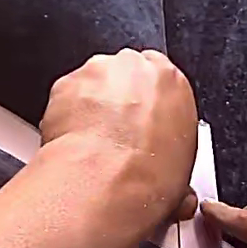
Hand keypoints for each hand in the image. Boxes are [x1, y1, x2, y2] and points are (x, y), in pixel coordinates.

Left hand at [39, 49, 197, 228]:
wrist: (108, 181)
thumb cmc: (147, 171)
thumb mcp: (181, 161)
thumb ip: (173, 144)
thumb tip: (168, 164)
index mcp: (170, 79)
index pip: (161, 79)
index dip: (151, 103)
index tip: (147, 121)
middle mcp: (133, 67)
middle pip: (125, 75)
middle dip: (122, 100)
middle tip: (120, 135)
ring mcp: (96, 73)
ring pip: (94, 84)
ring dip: (94, 106)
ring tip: (96, 143)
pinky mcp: (65, 84)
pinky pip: (67, 97)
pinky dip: (69, 115)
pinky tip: (77, 143)